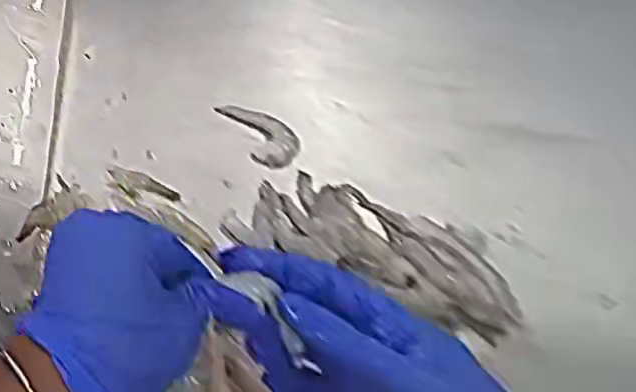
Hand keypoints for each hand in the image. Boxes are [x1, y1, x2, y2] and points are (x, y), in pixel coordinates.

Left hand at [17, 211, 213, 391]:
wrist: (74, 359)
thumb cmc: (131, 340)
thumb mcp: (184, 321)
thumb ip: (203, 296)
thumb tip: (209, 288)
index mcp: (129, 230)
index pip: (176, 247)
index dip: (196, 276)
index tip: (207, 299)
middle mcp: (96, 222)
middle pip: (143, 240)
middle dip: (163, 268)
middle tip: (179, 303)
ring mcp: (72, 233)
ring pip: (116, 244)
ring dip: (134, 266)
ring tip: (148, 304)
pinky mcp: (57, 250)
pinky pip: (93, 251)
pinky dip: (108, 268)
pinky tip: (120, 298)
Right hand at [199, 249, 505, 391]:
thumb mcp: (408, 377)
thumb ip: (350, 340)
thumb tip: (282, 298)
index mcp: (391, 326)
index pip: (324, 280)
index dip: (276, 263)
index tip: (230, 258)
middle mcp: (368, 344)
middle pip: (303, 306)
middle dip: (264, 297)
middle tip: (227, 294)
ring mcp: (355, 375)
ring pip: (296, 341)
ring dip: (266, 333)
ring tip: (244, 332)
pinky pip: (299, 374)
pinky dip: (277, 366)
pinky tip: (266, 365)